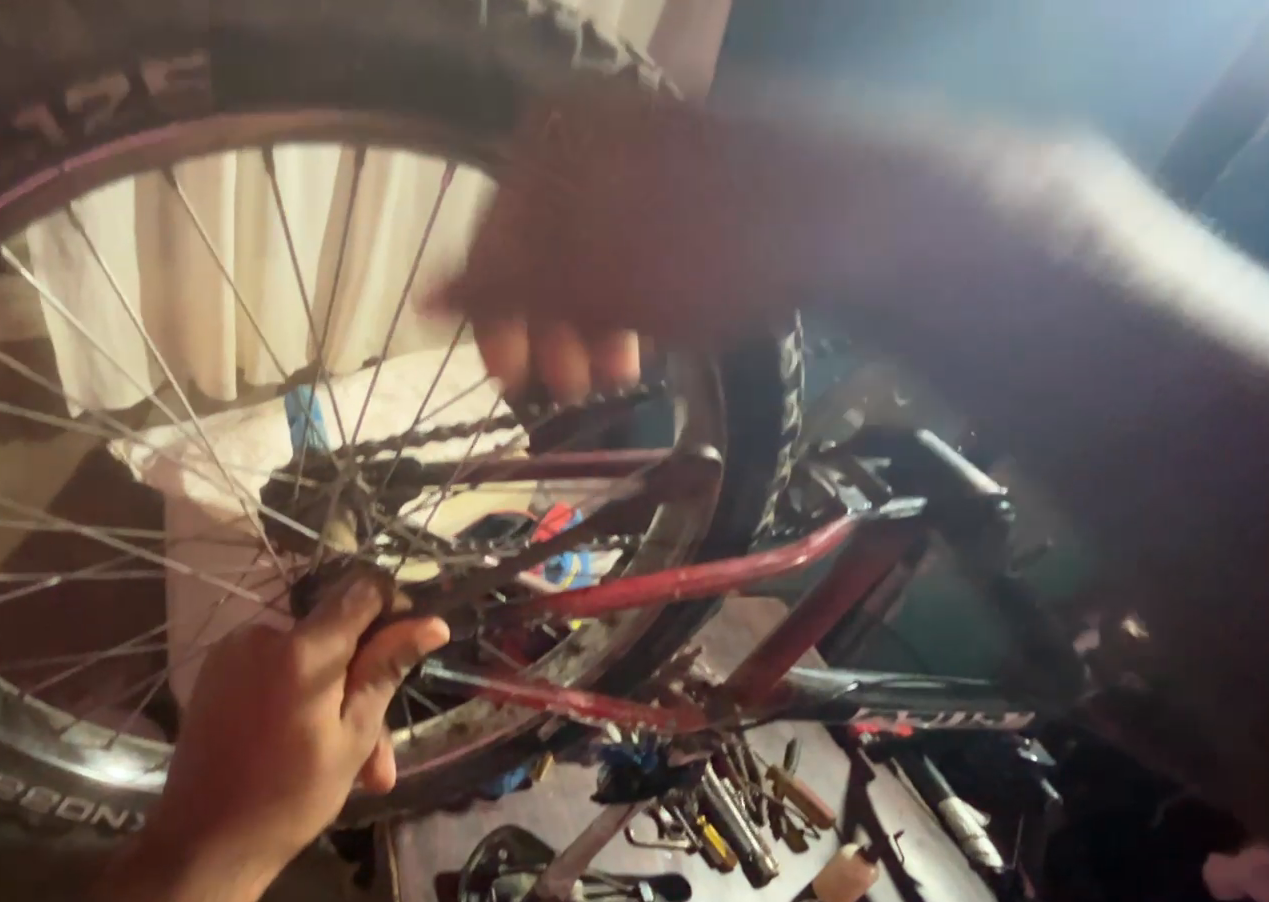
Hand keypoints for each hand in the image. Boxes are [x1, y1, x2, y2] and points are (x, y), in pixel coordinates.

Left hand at [147, 575, 449, 873]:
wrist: (203, 843)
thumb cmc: (291, 799)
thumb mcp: (354, 736)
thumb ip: (387, 669)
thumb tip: (433, 623)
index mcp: (303, 649)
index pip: (362, 588)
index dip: (392, 608)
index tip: (406, 648)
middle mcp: (263, 633)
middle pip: (335, 632)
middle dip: (364, 681)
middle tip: (379, 754)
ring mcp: (233, 650)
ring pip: (308, 657)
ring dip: (333, 699)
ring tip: (351, 767)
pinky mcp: (216, 669)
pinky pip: (276, 667)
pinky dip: (299, 697)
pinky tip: (307, 744)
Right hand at [438, 88, 1017, 398]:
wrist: (845, 218)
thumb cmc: (700, 253)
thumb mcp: (585, 280)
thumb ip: (499, 287)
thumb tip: (423, 297)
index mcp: (551, 145)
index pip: (490, 244)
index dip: (492, 319)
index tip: (504, 377)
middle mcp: (589, 141)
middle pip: (540, 253)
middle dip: (547, 332)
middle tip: (559, 392)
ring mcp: (643, 162)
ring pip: (587, 258)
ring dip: (588, 328)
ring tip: (609, 380)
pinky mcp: (687, 186)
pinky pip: (631, 250)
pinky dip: (628, 303)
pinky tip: (642, 344)